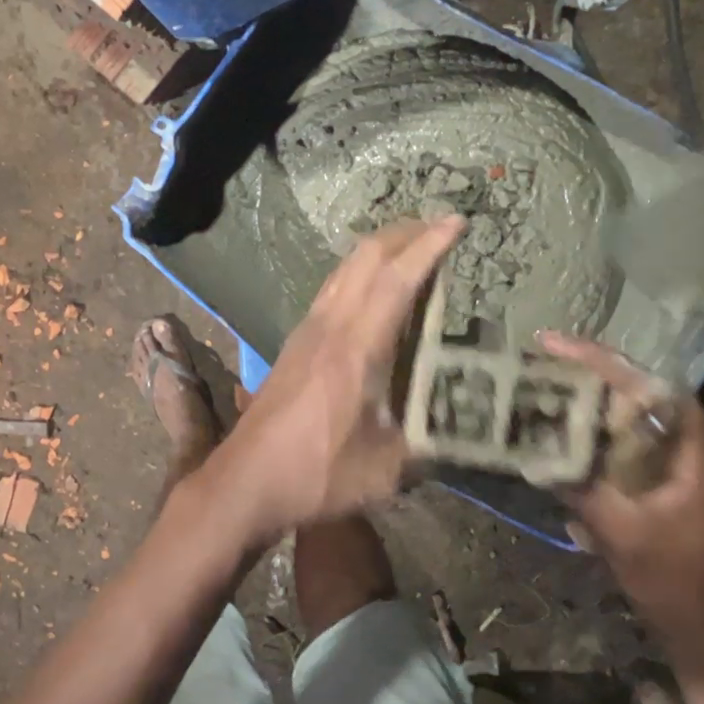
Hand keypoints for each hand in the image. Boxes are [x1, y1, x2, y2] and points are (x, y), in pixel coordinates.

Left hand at [198, 215, 464, 542]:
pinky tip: (375, 288)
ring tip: (412, 248)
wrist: (243, 482)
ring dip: (380, 247)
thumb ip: (426, 444)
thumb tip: (459, 432)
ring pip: (346, 267)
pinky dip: (362, 270)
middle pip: (366, 256)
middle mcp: (330, 325)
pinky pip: (335, 285)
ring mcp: (308, 329)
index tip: (456, 221)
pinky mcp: (296, 341)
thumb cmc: (316, 474)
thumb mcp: (385, 470)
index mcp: (356, 348)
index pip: (397, 279)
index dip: (429, 246)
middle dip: (405, 232)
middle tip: (440, 227)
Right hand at [539, 332, 703, 633]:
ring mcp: (674, 464)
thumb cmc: (670, 577)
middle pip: (640, 390)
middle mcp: (686, 446)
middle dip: (593, 369)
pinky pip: (625, 437)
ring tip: (550, 377)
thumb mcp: (622, 532)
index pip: (651, 384)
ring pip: (631, 411)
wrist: (698, 627)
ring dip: (593, 393)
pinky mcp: (659, 481)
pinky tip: (564, 425)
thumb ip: (581, 489)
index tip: (561, 347)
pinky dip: (595, 426)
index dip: (606, 360)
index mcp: (691, 451)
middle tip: (547, 354)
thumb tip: (535, 453)